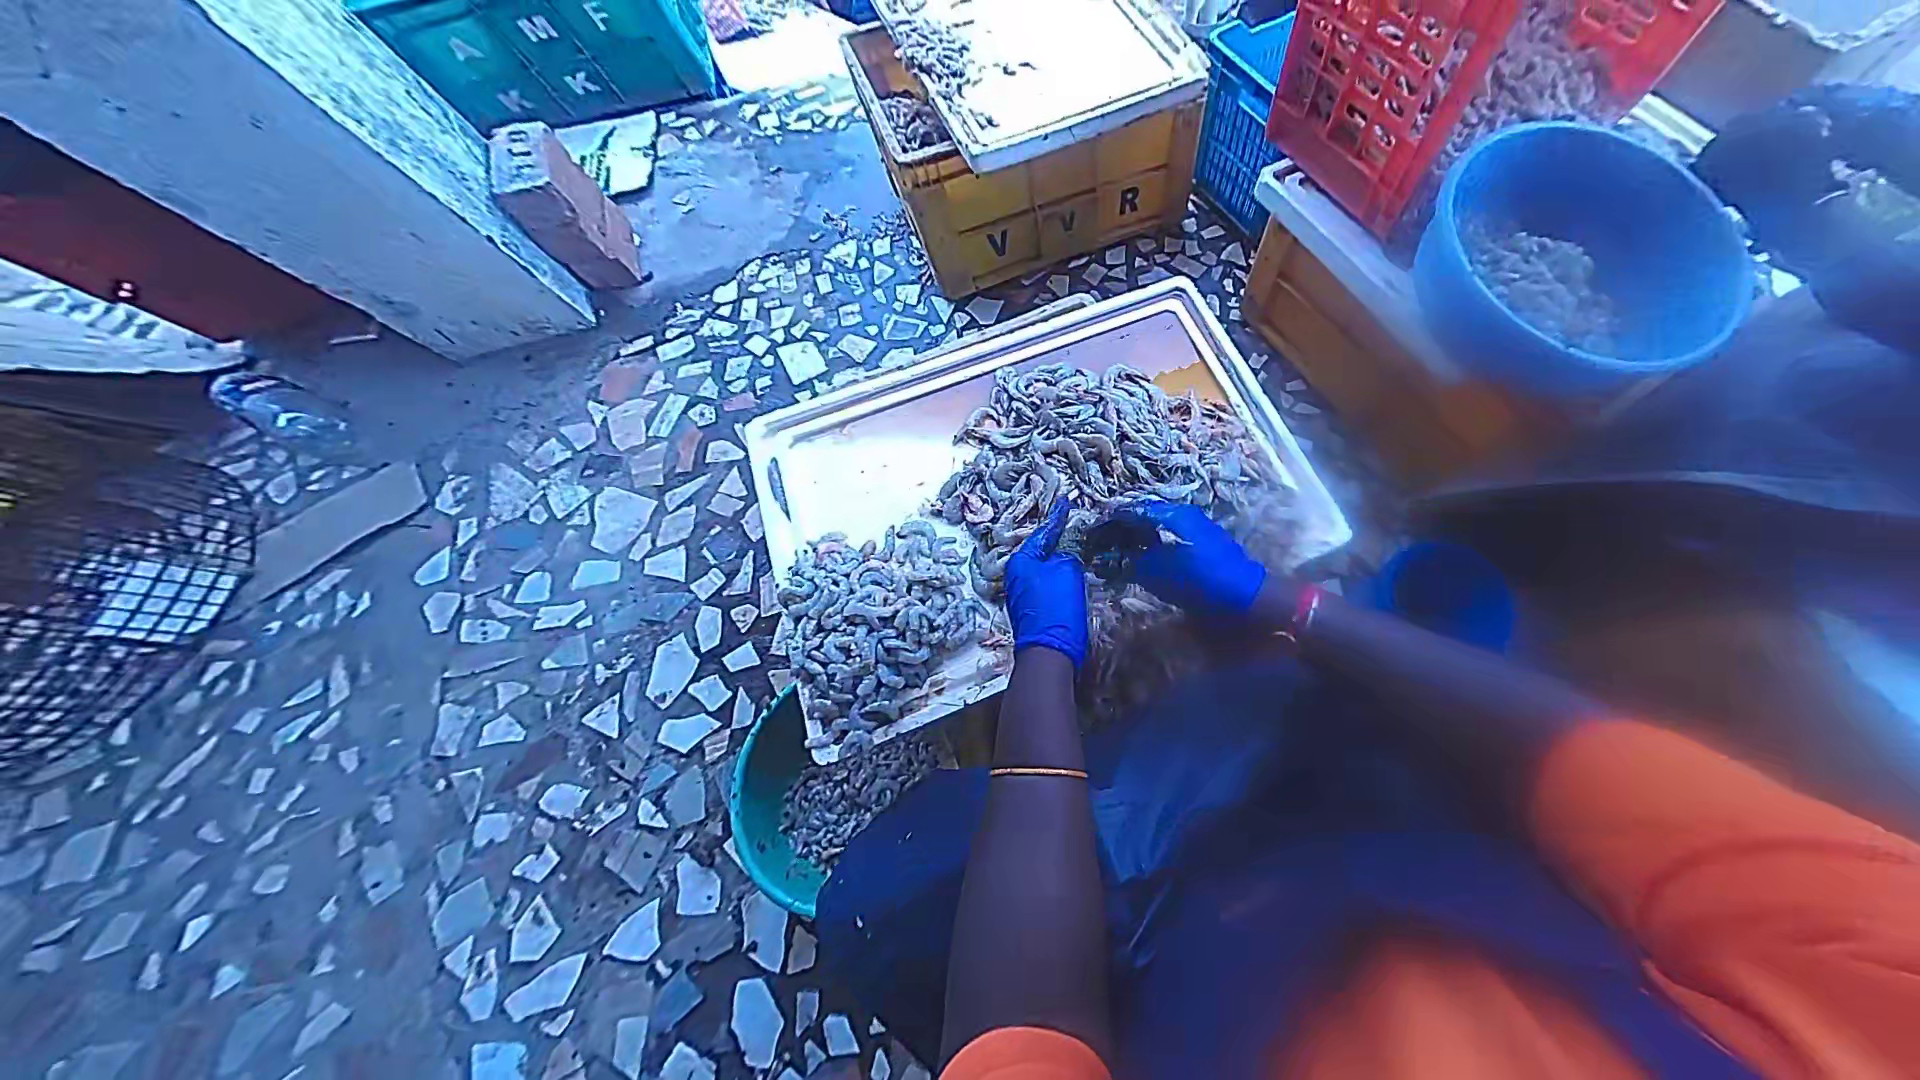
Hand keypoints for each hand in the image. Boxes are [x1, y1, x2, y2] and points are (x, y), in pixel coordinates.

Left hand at [1004, 498, 1088, 666]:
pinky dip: (1060, 574)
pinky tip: (1073, 571)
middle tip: (1075, 521)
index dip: (1058, 517)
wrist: (1049, 652)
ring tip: (1078, 542)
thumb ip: (1066, 551)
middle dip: (1058, 537)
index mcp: (1020, 561)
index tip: (1066, 502)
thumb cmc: (1055, 608)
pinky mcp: (1034, 609)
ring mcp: (1023, 594)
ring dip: (1060, 556)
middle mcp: (1016, 576)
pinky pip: (1048, 582)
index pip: (1042, 531)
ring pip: (1045, 566)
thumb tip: (1066, 545)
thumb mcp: (1065, 570)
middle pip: (1041, 549)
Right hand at [1110, 500, 1265, 614]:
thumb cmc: (1196, 580)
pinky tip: (1137, 560)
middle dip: (1119, 530)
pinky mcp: (1198, 543)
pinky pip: (1165, 539)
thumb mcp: (1155, 572)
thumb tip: (1106, 559)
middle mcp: (1181, 515)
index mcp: (1171, 514)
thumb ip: (1129, 561)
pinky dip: (1148, 547)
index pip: (1131, 510)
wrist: (1241, 597)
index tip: (1091, 532)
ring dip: (1133, 539)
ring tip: (1113, 553)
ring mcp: (1192, 528)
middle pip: (1142, 516)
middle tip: (1098, 544)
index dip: (1109, 521)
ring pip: (1153, 527)